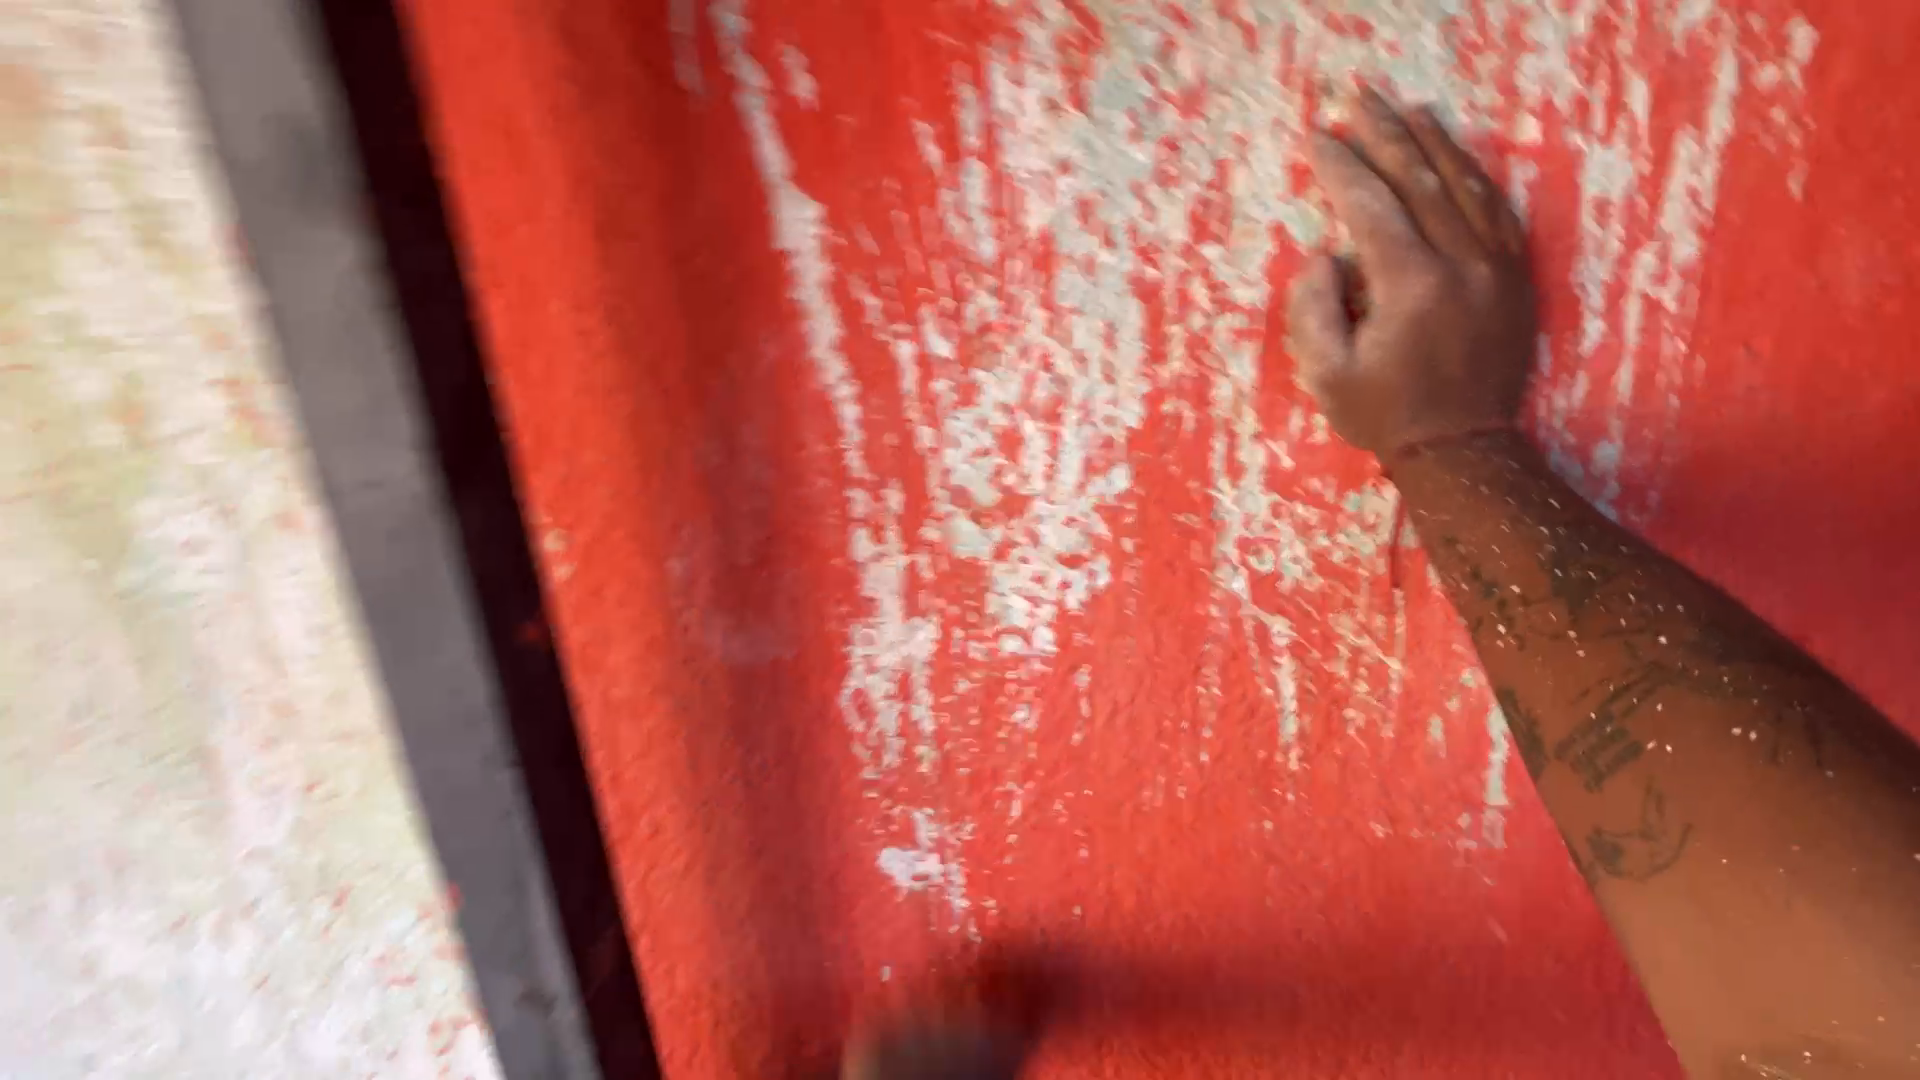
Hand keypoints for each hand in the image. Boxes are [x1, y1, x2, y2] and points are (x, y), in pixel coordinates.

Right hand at [1286, 88, 1536, 460]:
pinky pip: (1495, 207)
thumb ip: (1313, 310)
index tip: (1318, 135)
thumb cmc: (1383, 414)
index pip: (1371, 207)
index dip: (1341, 167)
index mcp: (1410, 285)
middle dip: (1382, 133)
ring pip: (1464, 182)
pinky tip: (1453, 152)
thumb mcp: (1327, 375)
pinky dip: (1471, 171)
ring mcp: (1496, 263)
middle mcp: (1460, 261)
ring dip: (1430, 140)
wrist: (1463, 446)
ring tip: (1403, 108)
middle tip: (1355, 95)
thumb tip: (1323, 255)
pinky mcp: (1515, 274)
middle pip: (1418, 178)